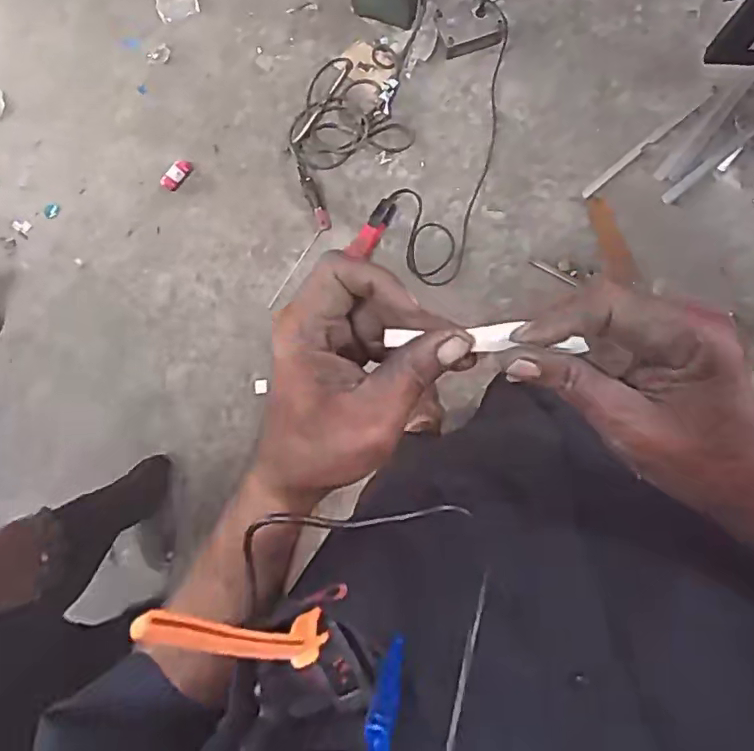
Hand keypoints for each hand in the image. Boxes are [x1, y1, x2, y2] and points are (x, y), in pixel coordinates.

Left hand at [256, 253, 473, 504]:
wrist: (293, 483)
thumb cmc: (322, 451)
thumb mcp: (374, 414)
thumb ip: (415, 371)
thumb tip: (460, 339)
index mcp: (304, 326)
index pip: (340, 270)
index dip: (381, 283)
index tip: (412, 316)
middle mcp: (314, 321)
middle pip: (369, 291)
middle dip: (411, 316)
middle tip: (452, 342)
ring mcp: (330, 335)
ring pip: (382, 313)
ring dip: (418, 332)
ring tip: (455, 354)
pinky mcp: (345, 351)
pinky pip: (383, 334)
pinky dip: (410, 346)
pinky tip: (438, 361)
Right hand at [498, 281, 753, 541]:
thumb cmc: (701, 468)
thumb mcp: (631, 429)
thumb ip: (575, 386)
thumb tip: (517, 360)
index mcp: (692, 333)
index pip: (610, 303)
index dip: (557, 318)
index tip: (517, 340)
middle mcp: (689, 316)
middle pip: (607, 302)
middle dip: (557, 323)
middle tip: (513, 344)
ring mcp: (682, 325)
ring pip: (608, 313)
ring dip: (566, 332)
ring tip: (525, 348)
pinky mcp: (671, 339)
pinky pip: (618, 331)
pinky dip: (585, 344)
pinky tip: (556, 355)